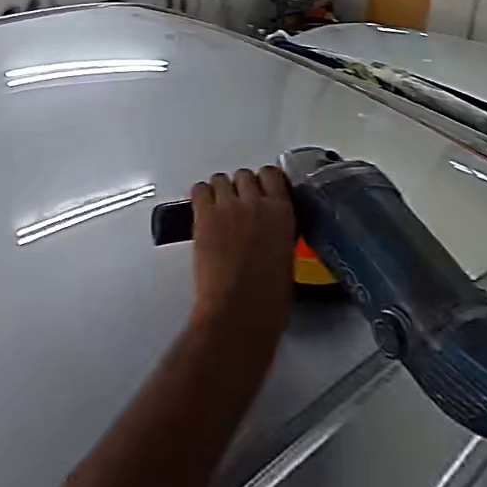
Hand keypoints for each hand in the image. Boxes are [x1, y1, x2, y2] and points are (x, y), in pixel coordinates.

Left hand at [187, 168, 296, 336]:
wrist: (240, 311)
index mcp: (283, 213)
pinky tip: (202, 208)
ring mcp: (229, 206)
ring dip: (219, 190)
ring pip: (220, 179)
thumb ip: (278, 232)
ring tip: (218, 207)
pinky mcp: (205, 214)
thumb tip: (269, 230)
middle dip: (240, 187)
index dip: (263, 181)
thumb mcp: (287, 259)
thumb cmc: (266, 298)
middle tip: (236, 203)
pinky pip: (199, 189)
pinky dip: (200, 196)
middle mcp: (256, 203)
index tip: (260, 187)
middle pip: (244, 175)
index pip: (272, 175)